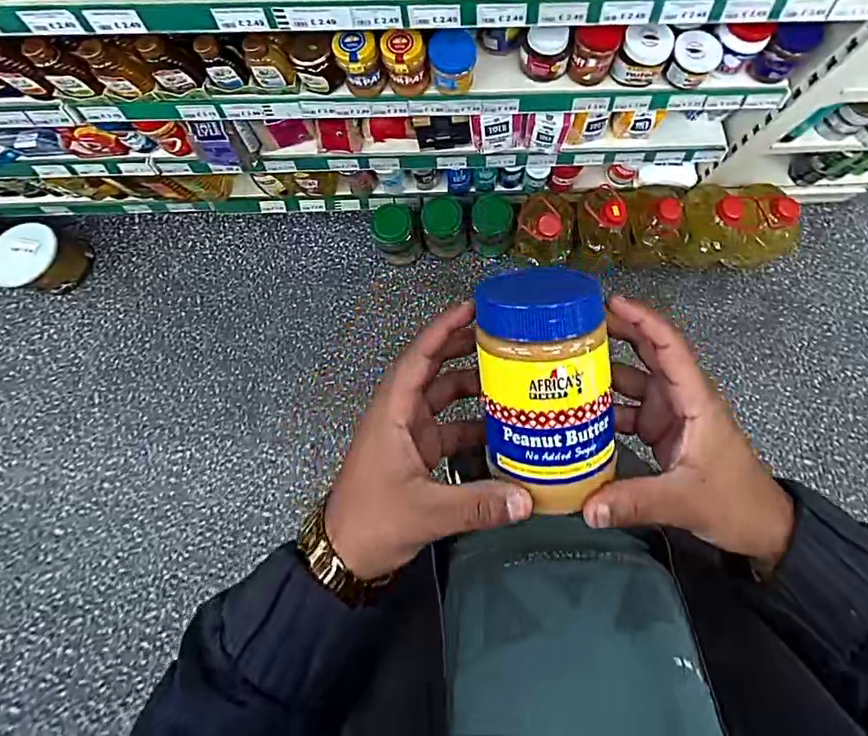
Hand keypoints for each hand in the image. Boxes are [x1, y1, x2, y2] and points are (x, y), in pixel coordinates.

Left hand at [324, 301, 532, 579]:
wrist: (342, 559)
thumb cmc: (370, 524)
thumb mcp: (426, 511)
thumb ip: (478, 504)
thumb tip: (524, 499)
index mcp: (392, 412)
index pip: (418, 356)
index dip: (444, 328)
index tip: (471, 308)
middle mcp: (400, 414)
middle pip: (434, 367)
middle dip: (464, 346)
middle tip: (500, 333)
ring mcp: (409, 433)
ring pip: (444, 395)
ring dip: (473, 384)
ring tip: (508, 375)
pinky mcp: (417, 452)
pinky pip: (450, 424)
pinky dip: (473, 421)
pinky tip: (501, 425)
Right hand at [583, 295, 795, 569]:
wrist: (759, 525)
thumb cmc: (736, 501)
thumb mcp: (685, 500)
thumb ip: (635, 502)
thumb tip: (588, 507)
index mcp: (696, 398)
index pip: (669, 346)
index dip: (642, 319)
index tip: (613, 302)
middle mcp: (682, 397)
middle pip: (649, 352)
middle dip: (618, 332)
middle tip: (579, 323)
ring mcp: (671, 413)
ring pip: (635, 380)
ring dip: (606, 371)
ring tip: (568, 364)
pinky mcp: (662, 431)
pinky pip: (629, 410)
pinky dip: (606, 408)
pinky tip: (579, 412)